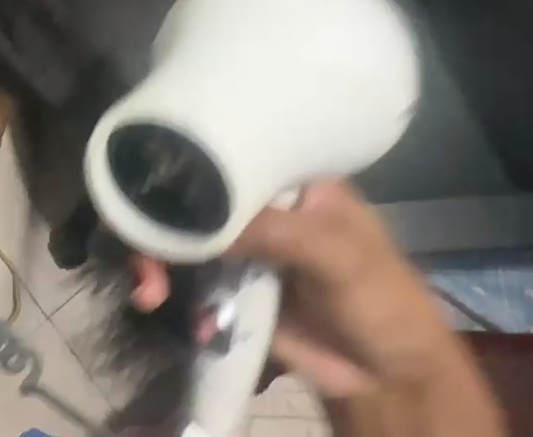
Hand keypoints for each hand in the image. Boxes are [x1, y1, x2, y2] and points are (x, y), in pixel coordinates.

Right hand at [129, 182, 457, 398]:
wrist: (389, 383)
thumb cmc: (381, 300)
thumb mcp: (339, 254)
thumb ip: (274, 231)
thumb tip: (195, 224)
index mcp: (284, 176)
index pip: (222, 149)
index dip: (181, 157)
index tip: (145, 175)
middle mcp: (252, 201)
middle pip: (186, 192)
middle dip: (152, 217)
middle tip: (143, 248)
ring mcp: (235, 241)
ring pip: (174, 233)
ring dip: (151, 258)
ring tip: (149, 290)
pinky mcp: (223, 280)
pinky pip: (180, 273)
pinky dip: (162, 286)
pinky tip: (155, 300)